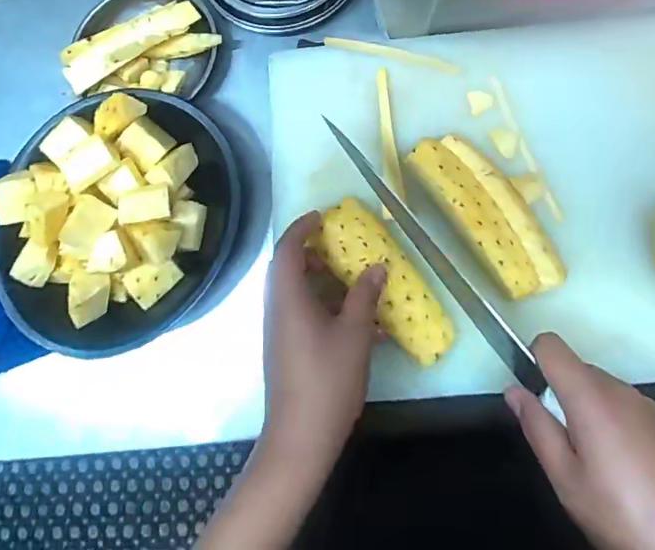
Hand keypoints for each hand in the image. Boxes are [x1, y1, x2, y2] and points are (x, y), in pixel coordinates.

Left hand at [262, 210, 386, 468]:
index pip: (287, 247)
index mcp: (287, 295)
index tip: (322, 216)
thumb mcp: (354, 334)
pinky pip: (303, 314)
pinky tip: (359, 325)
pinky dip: (326, 308)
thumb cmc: (326, 379)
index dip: (303, 227)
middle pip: (289, 267)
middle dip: (316, 254)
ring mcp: (279, 329)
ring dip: (325, 283)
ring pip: (298, 292)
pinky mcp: (285, 348)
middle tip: (343, 250)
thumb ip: (364, 296)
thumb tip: (378, 266)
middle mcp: (276, 306)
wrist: (299, 438)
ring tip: (357, 286)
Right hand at [506, 333, 654, 549]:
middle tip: (571, 451)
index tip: (537, 401)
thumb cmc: (627, 516)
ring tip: (605, 472)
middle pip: (580, 372)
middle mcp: (623, 391)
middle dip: (565, 399)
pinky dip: (625, 433)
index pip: (551, 345)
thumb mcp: (568, 482)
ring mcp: (654, 410)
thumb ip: (537, 429)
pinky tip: (637, 481)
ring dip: (595, 417)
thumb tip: (514, 392)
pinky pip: (635, 416)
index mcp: (591, 396)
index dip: (535, 362)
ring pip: (608, 395)